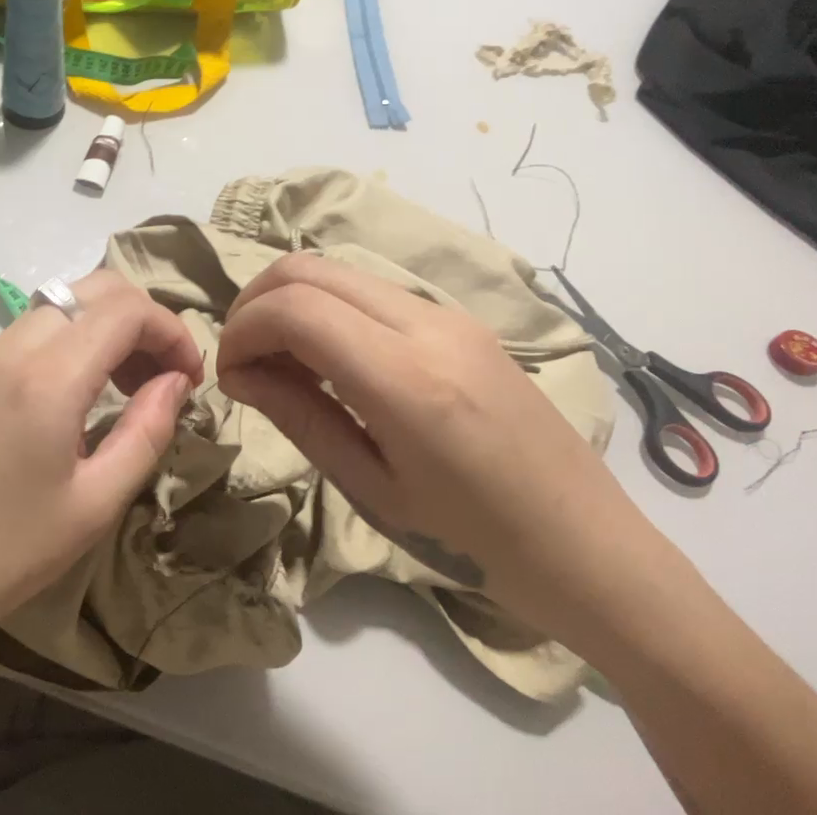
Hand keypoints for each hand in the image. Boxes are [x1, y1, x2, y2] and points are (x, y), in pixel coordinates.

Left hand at [0, 271, 202, 663]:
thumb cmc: (11, 548)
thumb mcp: (95, 502)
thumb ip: (145, 431)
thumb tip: (176, 382)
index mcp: (48, 379)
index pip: (125, 310)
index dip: (172, 332)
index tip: (191, 379)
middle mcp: (14, 349)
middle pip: (95, 289)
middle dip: (145, 319)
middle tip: (166, 376)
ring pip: (65, 302)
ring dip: (109, 326)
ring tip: (133, 385)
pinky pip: (38, 327)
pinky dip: (76, 337)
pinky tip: (89, 388)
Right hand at [215, 253, 662, 633]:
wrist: (585, 547)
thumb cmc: (472, 541)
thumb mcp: (370, 488)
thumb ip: (299, 416)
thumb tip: (240, 373)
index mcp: (405, 378)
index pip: (293, 308)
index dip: (242, 331)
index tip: (230, 376)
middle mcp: (428, 325)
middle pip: (308, 269)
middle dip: (255, 304)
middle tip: (244, 360)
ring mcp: (450, 315)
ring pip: (338, 271)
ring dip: (291, 303)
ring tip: (281, 364)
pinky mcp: (461, 321)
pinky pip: (372, 291)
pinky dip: (328, 309)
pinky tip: (328, 362)